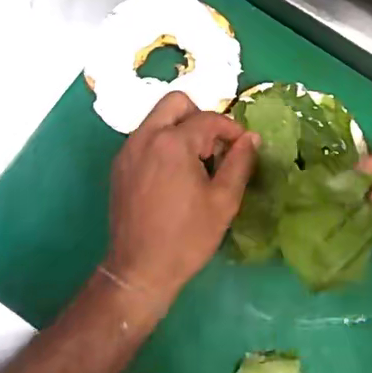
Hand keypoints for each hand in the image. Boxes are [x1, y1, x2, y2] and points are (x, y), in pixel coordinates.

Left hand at [104, 92, 258, 306]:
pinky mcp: (120, 165)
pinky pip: (146, 137)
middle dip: (200, 117)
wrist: (139, 270)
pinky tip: (175, 175)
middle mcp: (145, 136)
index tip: (243, 147)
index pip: (208, 119)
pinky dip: (164, 143)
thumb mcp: (223, 201)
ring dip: (181, 129)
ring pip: (158, 118)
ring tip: (197, 163)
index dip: (231, 130)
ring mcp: (128, 150)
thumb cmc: (186, 238)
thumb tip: (251, 138)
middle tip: (214, 147)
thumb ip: (240, 163)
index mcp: (172, 142)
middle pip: (176, 102)